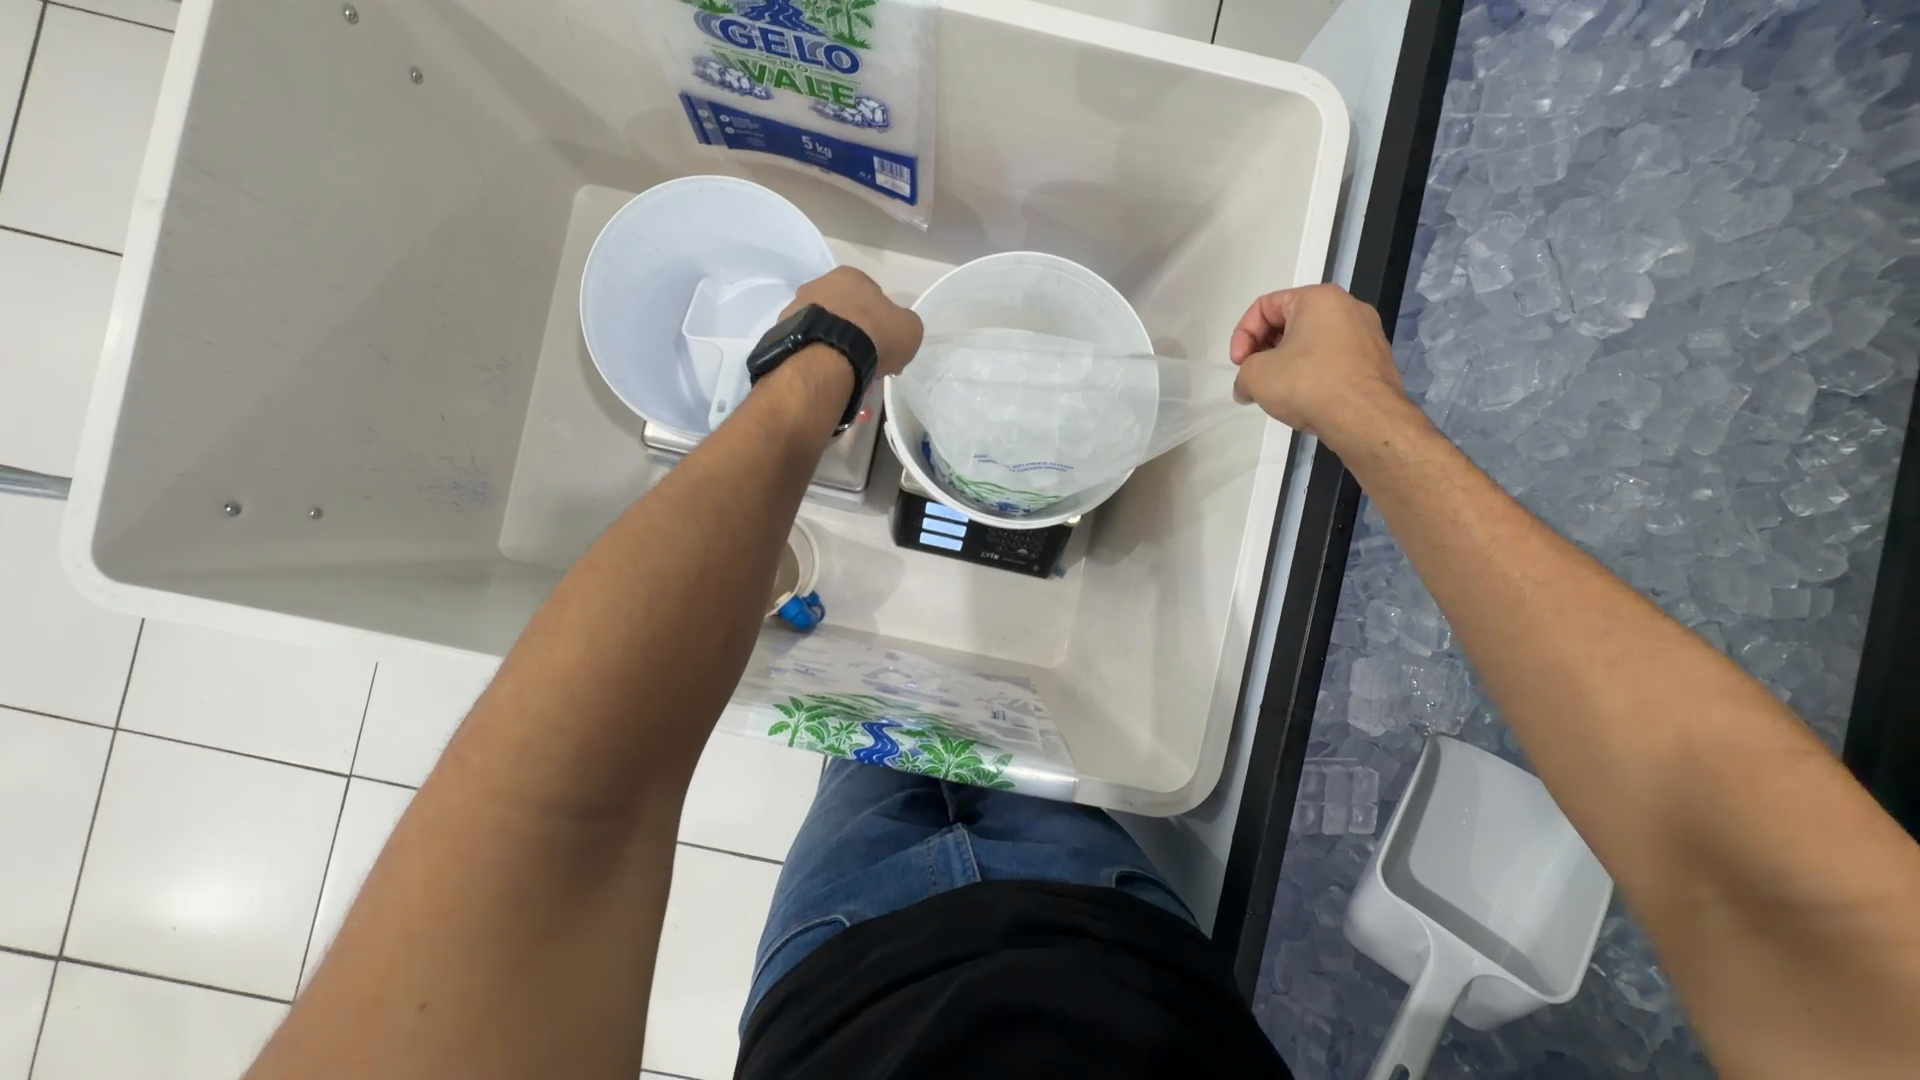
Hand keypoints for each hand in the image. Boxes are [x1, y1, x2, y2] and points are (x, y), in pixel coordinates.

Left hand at [785, 266, 922, 377]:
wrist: (829, 355)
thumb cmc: (874, 334)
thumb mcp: (909, 329)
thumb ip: (904, 324)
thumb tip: (895, 332)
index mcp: (851, 275)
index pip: (871, 294)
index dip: (880, 320)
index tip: (884, 343)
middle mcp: (819, 283)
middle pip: (843, 309)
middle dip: (853, 330)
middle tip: (865, 357)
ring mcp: (796, 306)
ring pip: (821, 325)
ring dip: (831, 341)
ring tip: (843, 369)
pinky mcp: (781, 331)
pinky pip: (805, 342)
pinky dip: (814, 354)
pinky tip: (824, 370)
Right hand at [1229, 284, 1412, 439]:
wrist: (1364, 419)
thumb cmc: (1308, 384)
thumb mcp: (1256, 376)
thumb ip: (1243, 374)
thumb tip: (1247, 387)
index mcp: (1319, 298)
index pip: (1265, 306)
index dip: (1243, 334)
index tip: (1239, 364)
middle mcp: (1348, 308)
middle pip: (1290, 322)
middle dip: (1265, 350)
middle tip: (1254, 376)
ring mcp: (1367, 334)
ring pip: (1312, 342)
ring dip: (1287, 363)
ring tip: (1277, 391)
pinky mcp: (1374, 361)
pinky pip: (1332, 360)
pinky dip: (1311, 374)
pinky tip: (1304, 398)